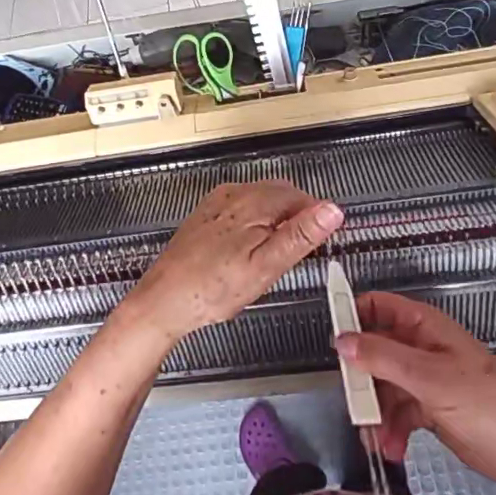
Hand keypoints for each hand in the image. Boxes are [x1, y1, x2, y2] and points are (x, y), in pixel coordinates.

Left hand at [121, 180, 343, 342]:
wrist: (163, 300)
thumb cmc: (209, 288)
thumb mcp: (267, 266)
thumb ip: (301, 235)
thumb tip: (331, 211)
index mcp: (254, 202)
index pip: (302, 197)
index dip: (314, 220)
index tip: (317, 242)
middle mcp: (234, 194)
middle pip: (282, 195)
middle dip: (295, 219)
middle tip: (297, 253)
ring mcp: (217, 204)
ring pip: (261, 202)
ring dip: (274, 221)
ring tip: (271, 256)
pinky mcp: (206, 216)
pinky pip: (241, 210)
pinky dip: (253, 225)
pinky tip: (247, 252)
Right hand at [334, 291, 495, 488]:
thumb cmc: (491, 404)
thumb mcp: (430, 378)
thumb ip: (382, 358)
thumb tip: (343, 341)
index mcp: (424, 326)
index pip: (377, 307)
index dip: (352, 317)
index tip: (332, 340)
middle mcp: (422, 347)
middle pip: (374, 350)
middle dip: (361, 378)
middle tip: (354, 402)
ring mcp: (426, 378)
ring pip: (383, 385)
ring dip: (376, 412)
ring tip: (377, 437)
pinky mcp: (430, 406)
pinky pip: (398, 411)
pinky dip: (391, 429)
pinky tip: (394, 447)